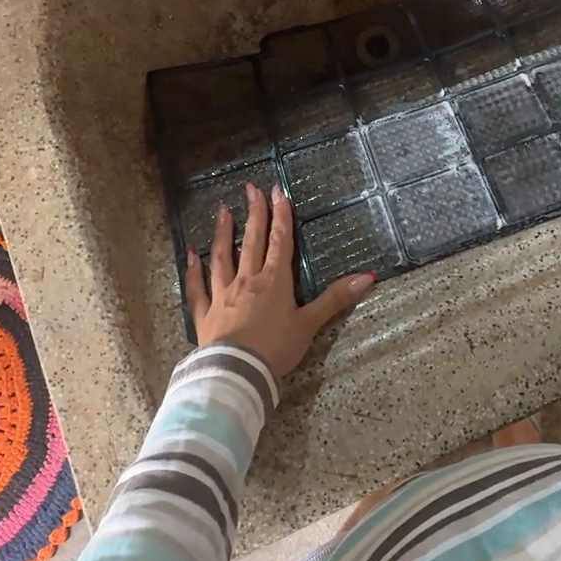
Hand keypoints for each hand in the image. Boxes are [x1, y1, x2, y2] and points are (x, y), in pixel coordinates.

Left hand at [185, 183, 375, 376]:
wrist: (236, 373)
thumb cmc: (275, 348)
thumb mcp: (310, 324)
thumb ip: (336, 299)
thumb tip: (369, 276)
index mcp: (274, 281)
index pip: (280, 241)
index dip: (281, 216)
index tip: (278, 191)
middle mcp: (247, 280)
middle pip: (252, 241)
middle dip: (254, 214)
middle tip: (250, 188)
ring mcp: (223, 296)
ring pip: (222, 258)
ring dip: (223, 233)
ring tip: (222, 211)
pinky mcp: (205, 314)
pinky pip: (198, 288)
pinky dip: (194, 270)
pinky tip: (191, 254)